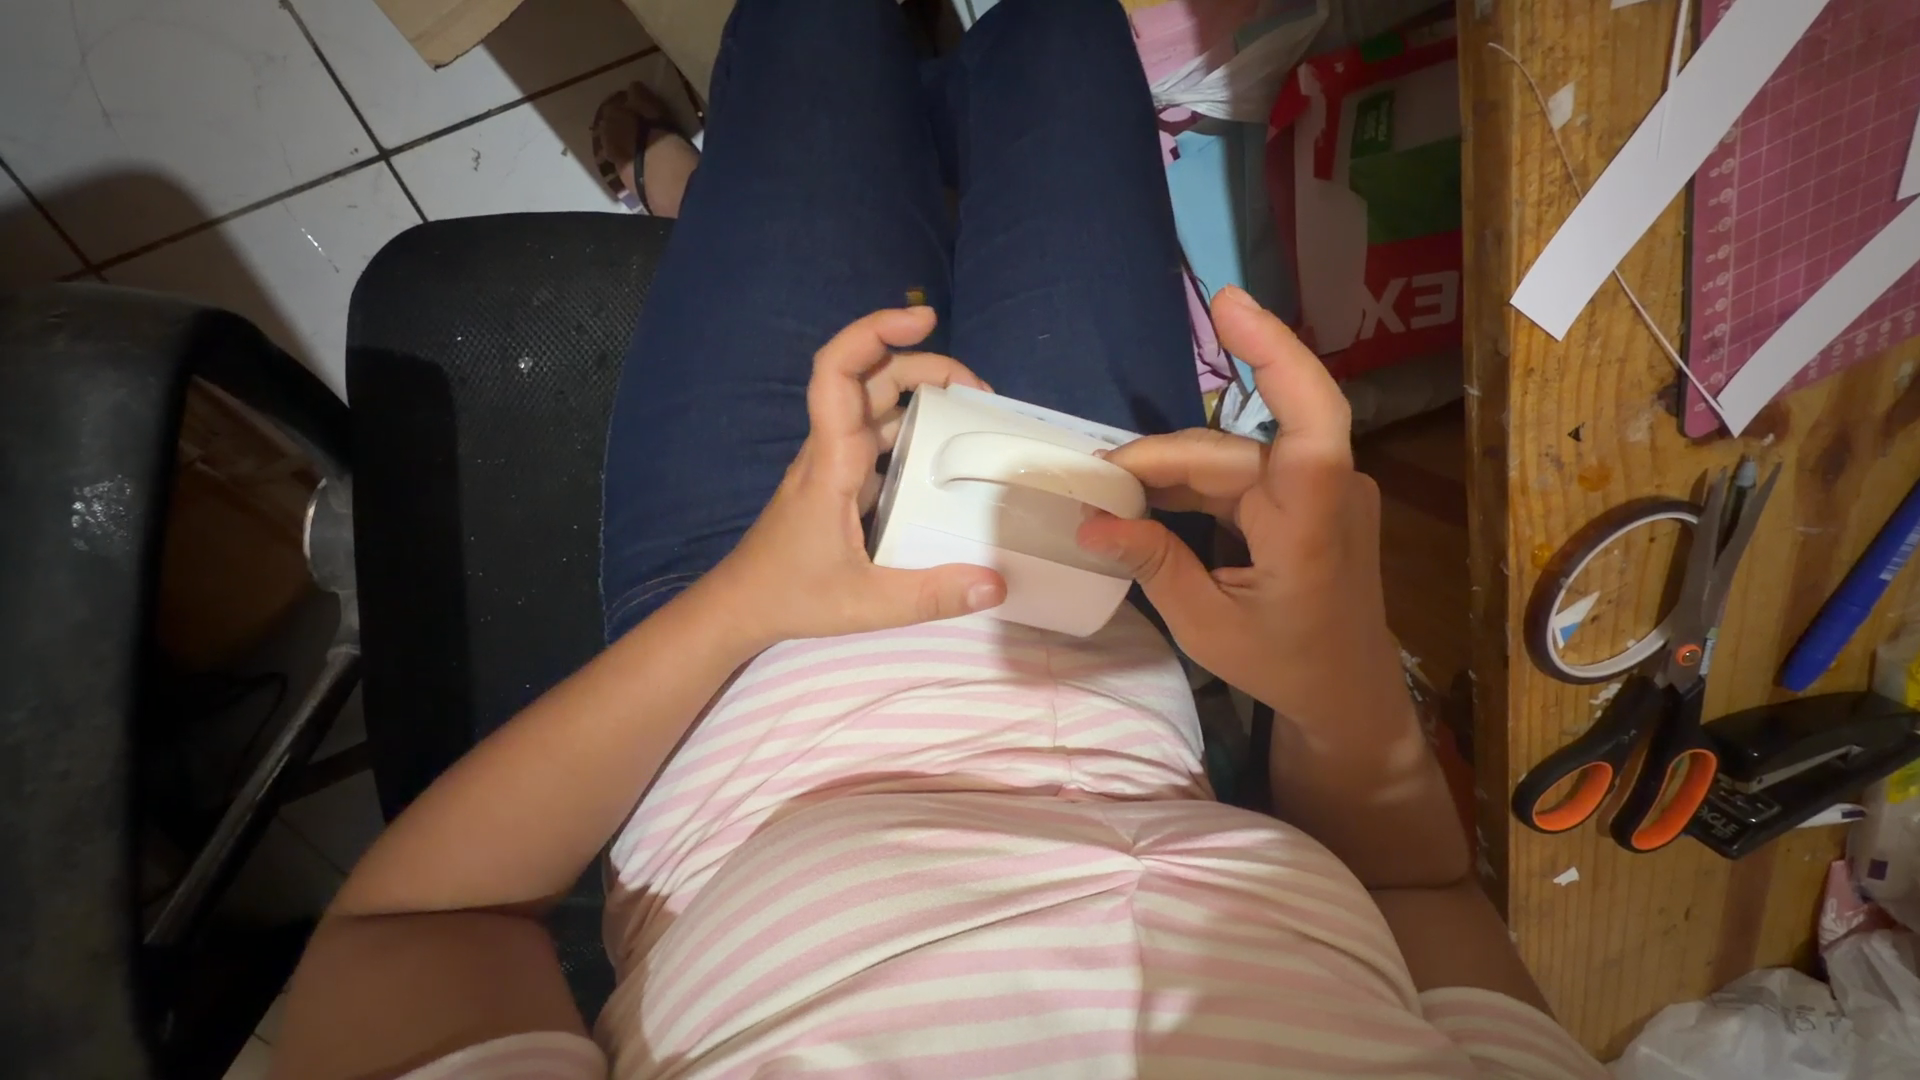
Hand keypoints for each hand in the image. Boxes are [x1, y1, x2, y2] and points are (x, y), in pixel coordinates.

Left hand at [699, 307, 1006, 647]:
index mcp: (830, 462)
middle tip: (977, 389)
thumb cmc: (794, 595)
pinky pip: (877, 433)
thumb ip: (931, 596)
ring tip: (971, 408)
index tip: (924, 321)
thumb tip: (995, 585)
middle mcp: (830, 448)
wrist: (743, 604)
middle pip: (869, 377)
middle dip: (922, 364)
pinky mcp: (840, 477)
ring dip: (919, 390)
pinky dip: (911, 424)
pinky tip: (943, 446)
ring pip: (874, 402)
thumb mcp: (866, 604)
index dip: (874, 332)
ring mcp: (833, 460)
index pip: (838, 373)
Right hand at [1076, 286, 1403, 728]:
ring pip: (1229, 456)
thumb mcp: (1207, 628)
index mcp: (1310, 526)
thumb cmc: (1286, 666)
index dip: (1274, 352)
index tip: (1226, 305)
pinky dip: (1192, 483)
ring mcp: (1318, 490)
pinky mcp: (1304, 497)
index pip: (1309, 420)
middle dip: (1156, 460)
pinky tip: (1148, 494)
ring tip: (1111, 487)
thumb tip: (1088, 523)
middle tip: (1092, 482)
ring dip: (1169, 470)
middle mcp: (1324, 491)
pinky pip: (1240, 473)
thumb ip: (1154, 566)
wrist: (1347, 692)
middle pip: (1229, 449)